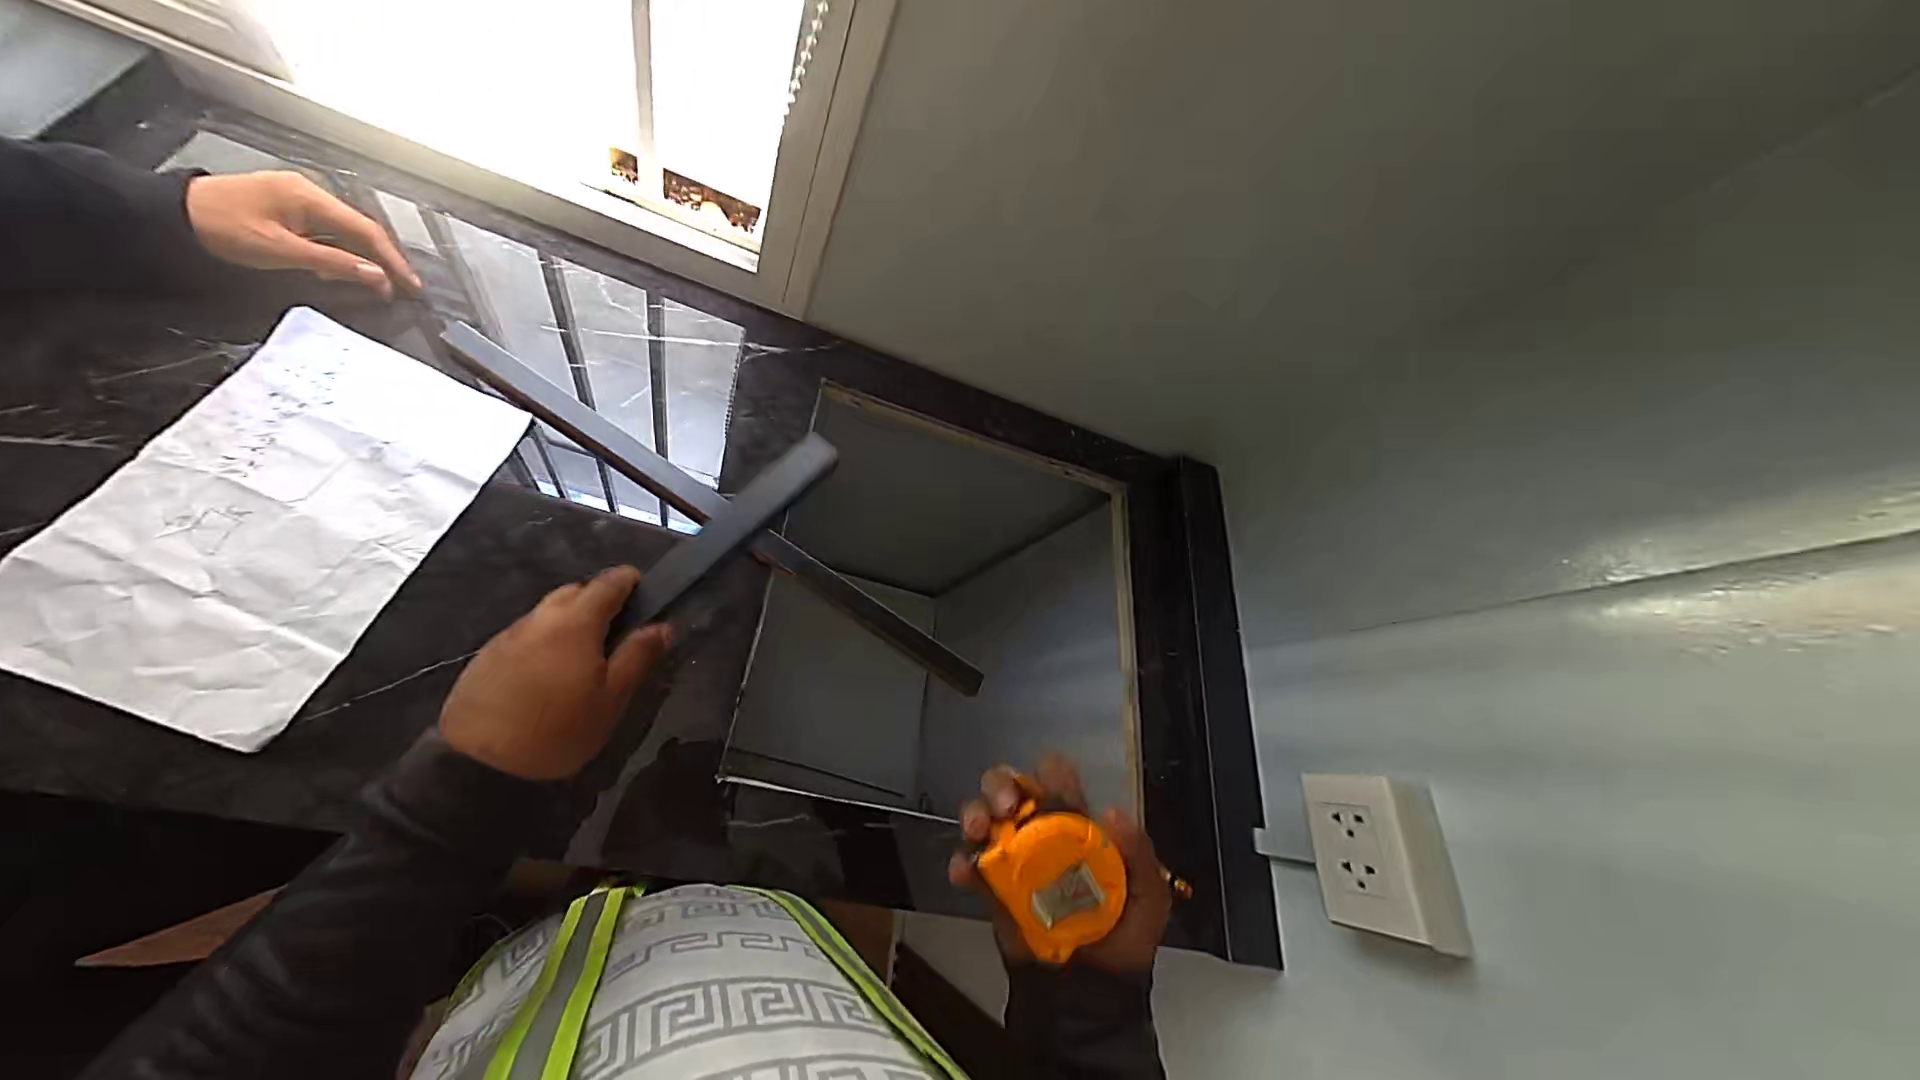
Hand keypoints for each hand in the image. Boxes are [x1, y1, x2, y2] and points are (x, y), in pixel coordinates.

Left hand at [184, 170, 420, 298]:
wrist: (166, 212)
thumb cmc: (220, 227)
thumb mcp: (281, 250)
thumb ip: (334, 263)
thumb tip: (378, 276)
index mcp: (309, 196)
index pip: (368, 232)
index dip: (394, 261)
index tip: (411, 285)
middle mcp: (309, 192)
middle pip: (362, 230)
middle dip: (384, 260)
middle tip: (402, 287)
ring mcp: (299, 198)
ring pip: (348, 232)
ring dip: (365, 258)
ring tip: (377, 283)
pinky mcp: (290, 208)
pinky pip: (330, 231)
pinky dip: (343, 252)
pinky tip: (344, 269)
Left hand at [439, 566, 671, 779]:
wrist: (477, 768)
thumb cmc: (558, 730)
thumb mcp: (612, 698)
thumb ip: (639, 656)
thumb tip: (663, 626)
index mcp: (575, 623)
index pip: (607, 583)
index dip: (629, 580)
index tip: (644, 590)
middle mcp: (539, 619)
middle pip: (574, 591)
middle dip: (598, 598)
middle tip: (618, 628)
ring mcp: (507, 637)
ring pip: (547, 612)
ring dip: (570, 619)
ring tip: (585, 653)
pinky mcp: (485, 657)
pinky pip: (526, 634)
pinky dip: (545, 639)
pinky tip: (550, 671)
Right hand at [947, 752, 1170, 971]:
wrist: (1091, 992)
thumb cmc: (1123, 937)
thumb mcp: (1148, 894)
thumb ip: (1139, 852)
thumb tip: (1112, 812)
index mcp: (1075, 823)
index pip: (1056, 777)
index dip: (1048, 774)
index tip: (1047, 790)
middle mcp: (1038, 829)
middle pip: (1010, 785)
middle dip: (1001, 784)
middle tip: (1006, 805)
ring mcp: (1011, 856)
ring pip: (983, 814)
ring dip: (975, 813)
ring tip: (978, 830)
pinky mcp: (990, 886)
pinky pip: (968, 863)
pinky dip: (962, 862)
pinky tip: (965, 872)